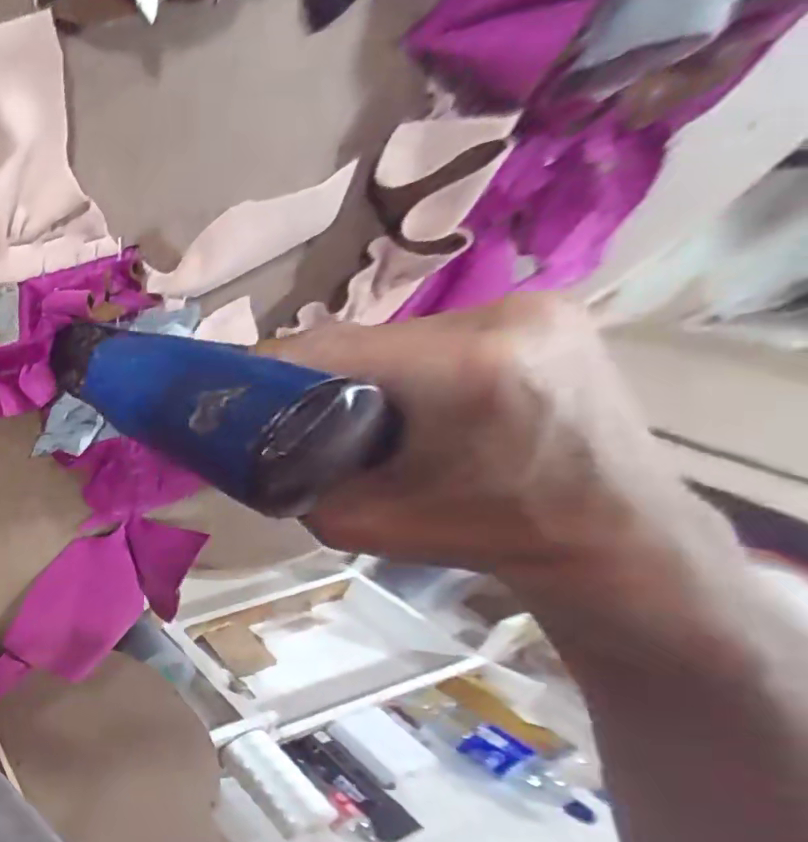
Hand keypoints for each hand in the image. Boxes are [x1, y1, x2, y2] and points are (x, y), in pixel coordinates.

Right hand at [259, 294, 711, 593]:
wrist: (614, 535)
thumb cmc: (485, 534)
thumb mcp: (356, 521)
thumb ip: (291, 477)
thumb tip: (243, 450)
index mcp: (460, 370)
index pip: (322, 350)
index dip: (263, 372)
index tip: (226, 397)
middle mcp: (500, 318)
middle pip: (359, 339)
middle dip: (309, 376)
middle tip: (281, 414)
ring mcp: (532, 306)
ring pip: (395, 333)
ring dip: (356, 368)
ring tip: (343, 408)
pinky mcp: (547, 311)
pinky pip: (436, 331)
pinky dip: (402, 362)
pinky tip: (402, 395)